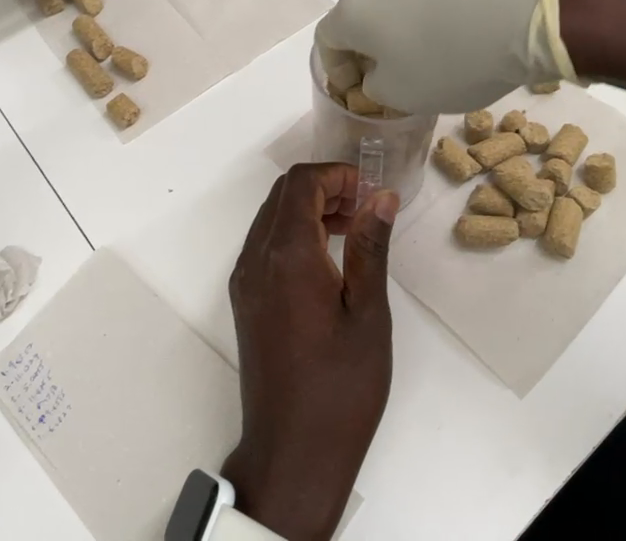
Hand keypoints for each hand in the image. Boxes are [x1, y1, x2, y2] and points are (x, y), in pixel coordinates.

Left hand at [225, 164, 399, 540]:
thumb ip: (370, 247)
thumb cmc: (341, 385)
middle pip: (282, 195)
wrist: (293, 450)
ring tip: (353, 229)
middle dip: (324, 187)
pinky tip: (328, 258)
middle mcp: (255, 258)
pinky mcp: (245, 300)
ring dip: (308, 209)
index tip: (372, 192)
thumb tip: (381, 196)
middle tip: (366, 207)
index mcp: (286, 255)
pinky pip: (265, 246)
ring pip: (271, 218)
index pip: (301, 184)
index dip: (337, 175)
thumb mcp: (368, 313)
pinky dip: (294, 234)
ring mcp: (244, 280)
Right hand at [315, 0, 612, 115]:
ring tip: (432, 60)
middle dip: (370, 51)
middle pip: (361, 19)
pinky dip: (435, 19)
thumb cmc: (447, 62)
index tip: (358, 93)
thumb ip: (374, 87)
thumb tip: (379, 73)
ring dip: (403, 34)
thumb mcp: (400, 96)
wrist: (522, 16)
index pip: (326, 40)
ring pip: (397, 6)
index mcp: (353, 12)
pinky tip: (462, 40)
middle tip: (392, 81)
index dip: (336, 70)